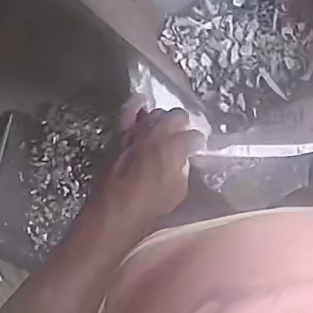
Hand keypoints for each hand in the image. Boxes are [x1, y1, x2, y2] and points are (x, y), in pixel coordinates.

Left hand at [90, 104, 205, 233]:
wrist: (114, 210)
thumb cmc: (150, 207)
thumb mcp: (178, 191)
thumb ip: (182, 170)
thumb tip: (181, 162)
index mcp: (175, 146)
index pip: (194, 136)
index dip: (198, 142)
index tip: (198, 147)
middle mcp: (157, 133)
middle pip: (177, 116)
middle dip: (184, 124)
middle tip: (185, 134)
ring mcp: (137, 132)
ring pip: (155, 113)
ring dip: (164, 118)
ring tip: (167, 126)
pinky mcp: (121, 136)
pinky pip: (128, 113)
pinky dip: (136, 106)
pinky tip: (142, 101)